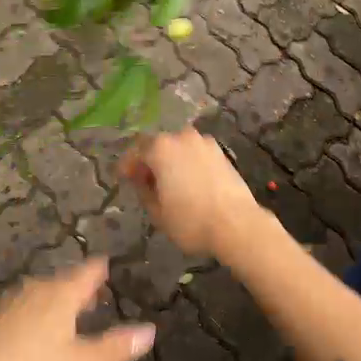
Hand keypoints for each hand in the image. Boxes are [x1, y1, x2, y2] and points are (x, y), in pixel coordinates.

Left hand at [0, 259, 154, 360]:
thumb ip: (116, 348)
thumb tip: (150, 330)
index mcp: (61, 294)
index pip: (89, 271)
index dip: (101, 268)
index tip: (109, 263)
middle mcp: (35, 289)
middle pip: (63, 280)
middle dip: (80, 287)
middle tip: (94, 296)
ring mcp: (9, 302)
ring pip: (39, 293)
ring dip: (55, 300)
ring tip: (66, 314)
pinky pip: (19, 307)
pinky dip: (32, 313)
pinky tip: (31, 333)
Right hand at [121, 128, 264, 259]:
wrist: (237, 224)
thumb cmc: (191, 221)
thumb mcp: (158, 213)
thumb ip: (144, 191)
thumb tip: (141, 180)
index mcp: (161, 148)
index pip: (136, 151)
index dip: (127, 165)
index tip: (123, 177)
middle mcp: (181, 137)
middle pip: (158, 145)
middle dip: (149, 161)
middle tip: (145, 181)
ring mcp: (203, 142)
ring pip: (179, 148)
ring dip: (170, 160)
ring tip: (169, 182)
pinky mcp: (220, 151)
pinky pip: (195, 153)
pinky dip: (188, 163)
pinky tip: (189, 182)